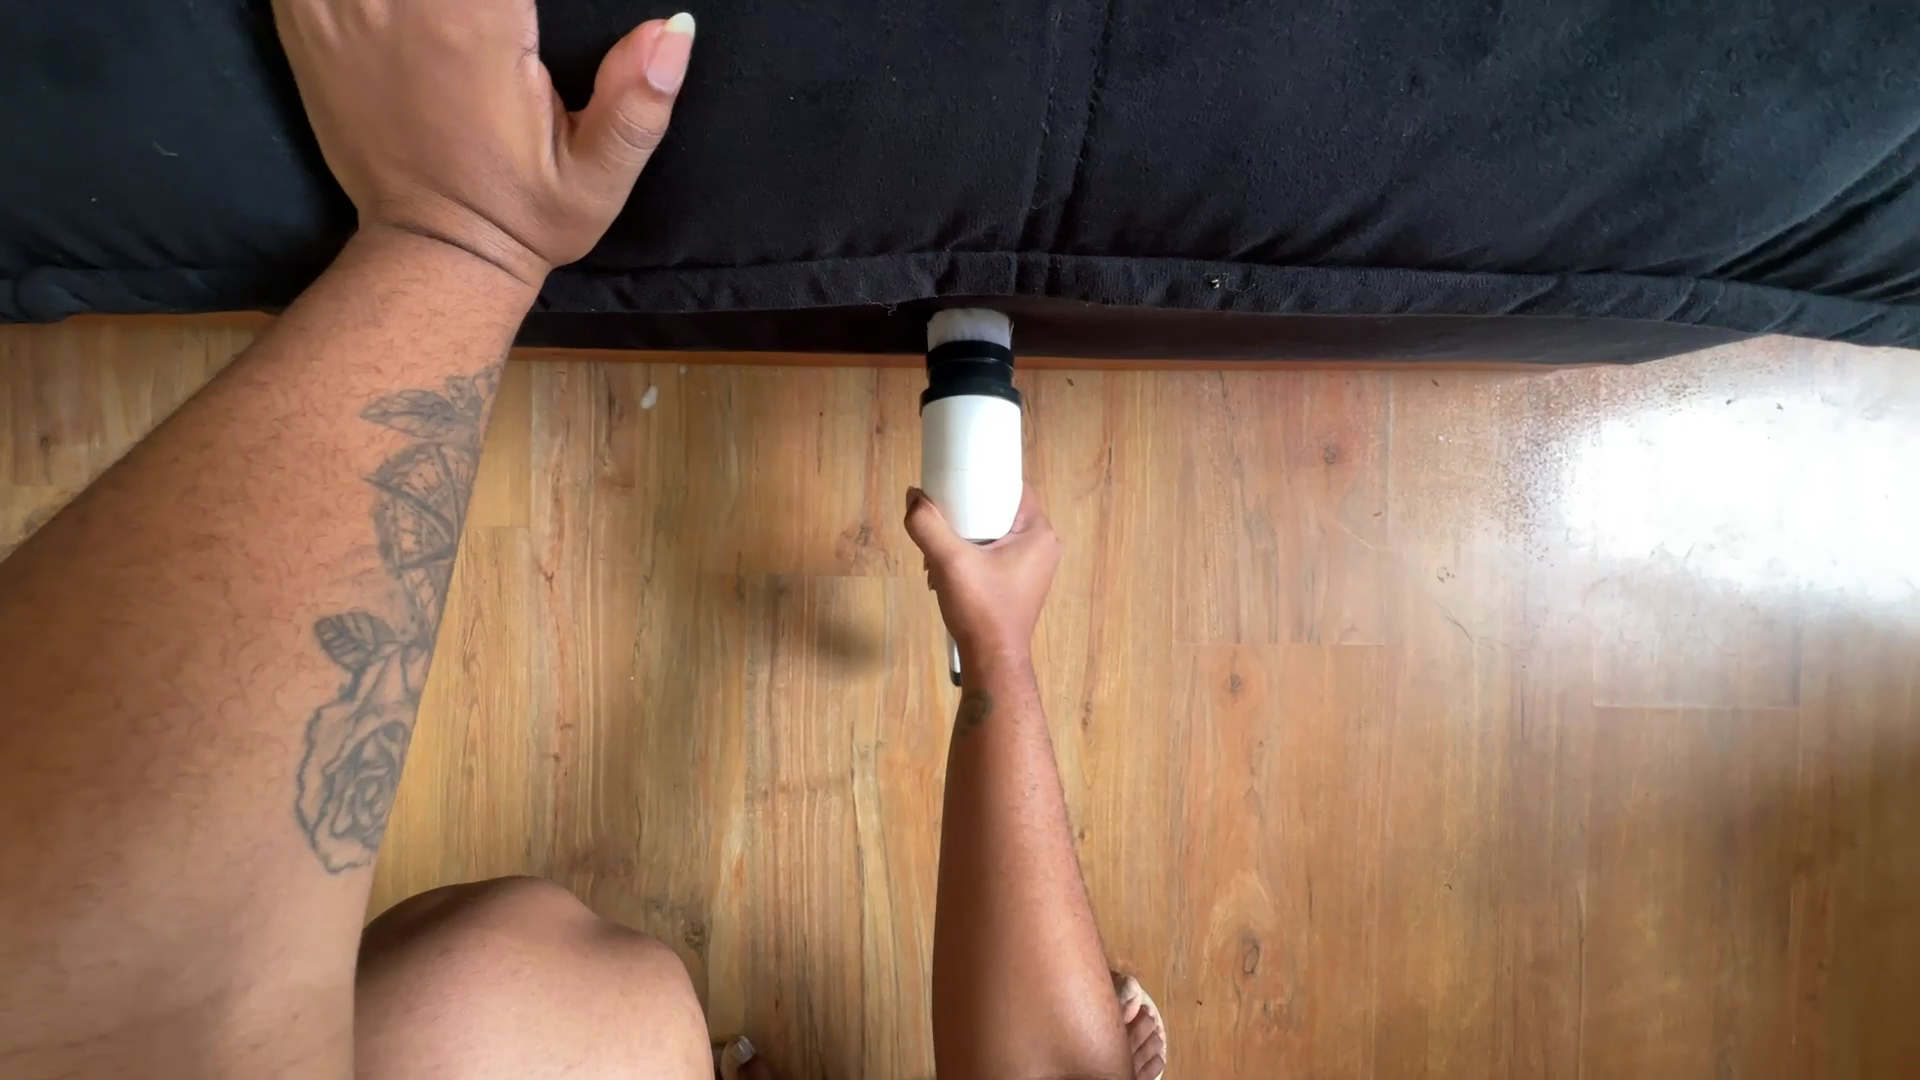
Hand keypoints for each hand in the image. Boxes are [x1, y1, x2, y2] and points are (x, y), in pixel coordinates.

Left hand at [271, 0, 695, 284]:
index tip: (528, 15)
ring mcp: (334, 0)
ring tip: (467, 16)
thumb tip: (677, 28)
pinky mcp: (300, 12)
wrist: (438, 250)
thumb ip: (636, 105)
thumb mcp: (599, 180)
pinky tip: (404, 14)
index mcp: (474, 24)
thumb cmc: (527, 218)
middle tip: (502, 17)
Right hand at [904, 487, 1061, 673]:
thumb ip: (928, 525)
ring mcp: (1032, 567)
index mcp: (1038, 533)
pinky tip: (947, 571)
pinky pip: (993, 556)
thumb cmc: (980, 609)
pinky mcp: (1019, 584)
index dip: (982, 482)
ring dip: (963, 539)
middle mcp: (1042, 546)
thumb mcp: (950, 561)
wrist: (991, 661)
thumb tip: (914, 496)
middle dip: (965, 516)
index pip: (1011, 489)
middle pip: (998, 511)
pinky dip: (970, 558)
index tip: (953, 485)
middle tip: (940, 526)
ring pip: (992, 534)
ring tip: (938, 554)